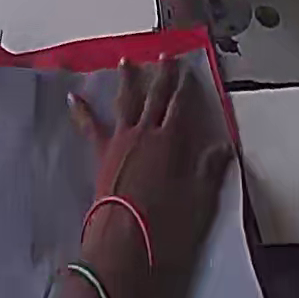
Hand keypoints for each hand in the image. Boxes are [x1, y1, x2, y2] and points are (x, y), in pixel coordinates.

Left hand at [66, 58, 234, 297]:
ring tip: (126, 60)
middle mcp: (145, 131)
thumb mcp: (199, 200)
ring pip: (125, 101)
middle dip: (162, 75)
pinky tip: (73, 97)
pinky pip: (89, 127)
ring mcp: (121, 139)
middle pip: (155, 96)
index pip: (180, 106)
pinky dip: (81, 111)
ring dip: (127, 80)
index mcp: (170, 140)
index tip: (187, 70)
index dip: (184, 87)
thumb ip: (210, 169)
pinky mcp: (102, 152)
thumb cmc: (165, 224)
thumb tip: (225, 146)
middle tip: (164, 54)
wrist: (123, 243)